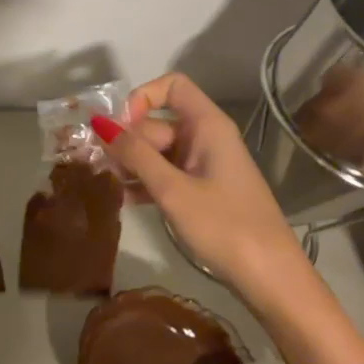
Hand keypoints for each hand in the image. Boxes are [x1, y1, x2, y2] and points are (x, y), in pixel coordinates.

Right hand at [91, 73, 313, 309]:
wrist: (268, 275)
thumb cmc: (224, 226)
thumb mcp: (172, 189)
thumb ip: (135, 154)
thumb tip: (99, 122)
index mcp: (207, 127)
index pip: (171, 87)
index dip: (141, 99)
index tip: (118, 129)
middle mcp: (205, 138)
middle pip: (156, 123)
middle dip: (125, 141)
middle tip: (96, 166)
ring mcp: (203, 166)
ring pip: (156, 151)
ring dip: (128, 164)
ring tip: (101, 184)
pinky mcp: (200, 191)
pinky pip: (164, 174)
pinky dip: (142, 182)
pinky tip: (120, 200)